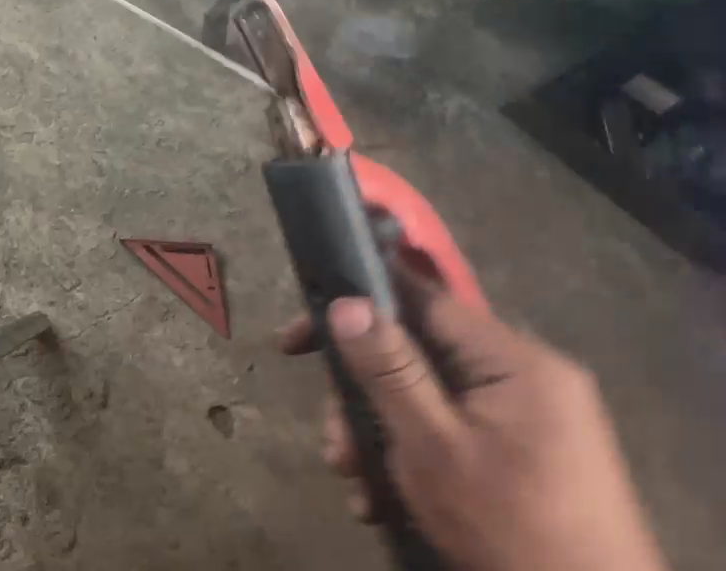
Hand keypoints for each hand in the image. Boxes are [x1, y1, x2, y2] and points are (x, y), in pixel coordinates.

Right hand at [281, 292, 666, 570]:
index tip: (297, 338)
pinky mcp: (521, 452)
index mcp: (516, 363)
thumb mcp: (432, 444)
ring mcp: (528, 418)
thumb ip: (389, 370)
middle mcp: (526, 379)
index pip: (420, 300)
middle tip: (333, 437)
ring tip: (355, 476)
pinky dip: (406, 452)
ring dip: (374, 431)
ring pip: (422, 395)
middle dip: (360, 394)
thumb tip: (346, 302)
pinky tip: (382, 493)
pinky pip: (446, 427)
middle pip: (414, 353)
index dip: (352, 308)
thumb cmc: (508, 524)